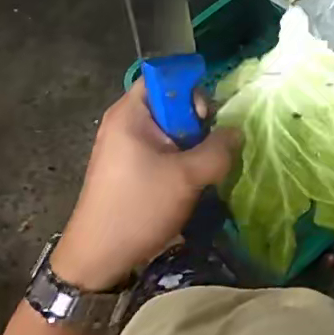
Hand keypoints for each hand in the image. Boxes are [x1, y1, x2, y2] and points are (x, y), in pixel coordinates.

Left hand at [50, 83, 240, 290]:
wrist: (98, 258)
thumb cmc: (139, 207)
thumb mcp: (187, 176)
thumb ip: (218, 149)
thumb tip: (235, 132)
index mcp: (130, 112)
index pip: (164, 76)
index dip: (189, 88)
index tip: (204, 117)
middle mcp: (124, 122)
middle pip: (169, 103)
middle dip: (195, 122)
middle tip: (208, 148)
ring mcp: (124, 146)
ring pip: (169, 130)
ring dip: (190, 146)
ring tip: (201, 170)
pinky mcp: (128, 168)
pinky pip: (160, 150)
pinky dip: (178, 161)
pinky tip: (188, 183)